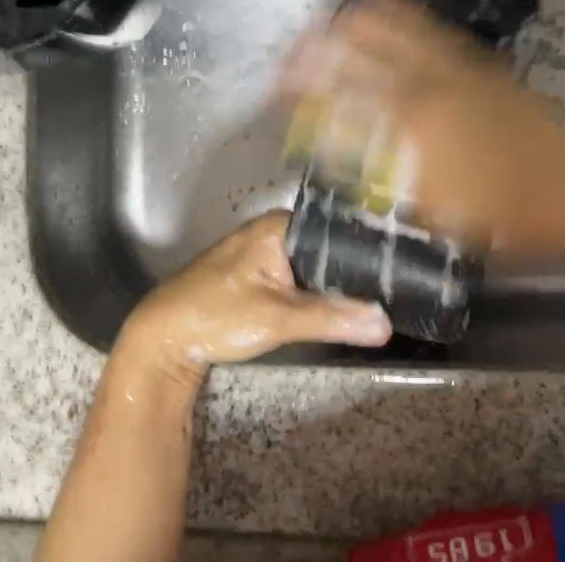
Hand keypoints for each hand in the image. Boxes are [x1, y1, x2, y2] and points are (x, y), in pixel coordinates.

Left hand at [119, 212, 391, 382]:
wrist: (162, 338)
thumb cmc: (214, 316)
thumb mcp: (276, 319)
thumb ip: (331, 318)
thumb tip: (385, 324)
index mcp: (279, 225)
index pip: (337, 230)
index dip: (369, 252)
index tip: (402, 272)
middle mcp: (273, 230)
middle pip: (327, 248)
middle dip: (356, 272)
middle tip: (397, 293)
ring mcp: (264, 252)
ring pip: (313, 265)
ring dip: (337, 285)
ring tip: (380, 301)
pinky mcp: (258, 275)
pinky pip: (299, 277)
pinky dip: (317, 292)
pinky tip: (340, 308)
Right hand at [278, 0, 564, 253]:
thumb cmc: (501, 212)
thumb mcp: (433, 205)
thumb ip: (383, 173)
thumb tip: (341, 152)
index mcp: (412, 123)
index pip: (343, 92)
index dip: (306, 85)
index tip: (281, 83)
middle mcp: (427, 83)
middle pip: (363, 46)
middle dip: (324, 43)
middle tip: (299, 47)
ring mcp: (454, 66)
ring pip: (395, 26)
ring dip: (358, 20)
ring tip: (333, 18)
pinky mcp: (475, 61)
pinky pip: (429, 27)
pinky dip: (399, 13)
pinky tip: (387, 7)